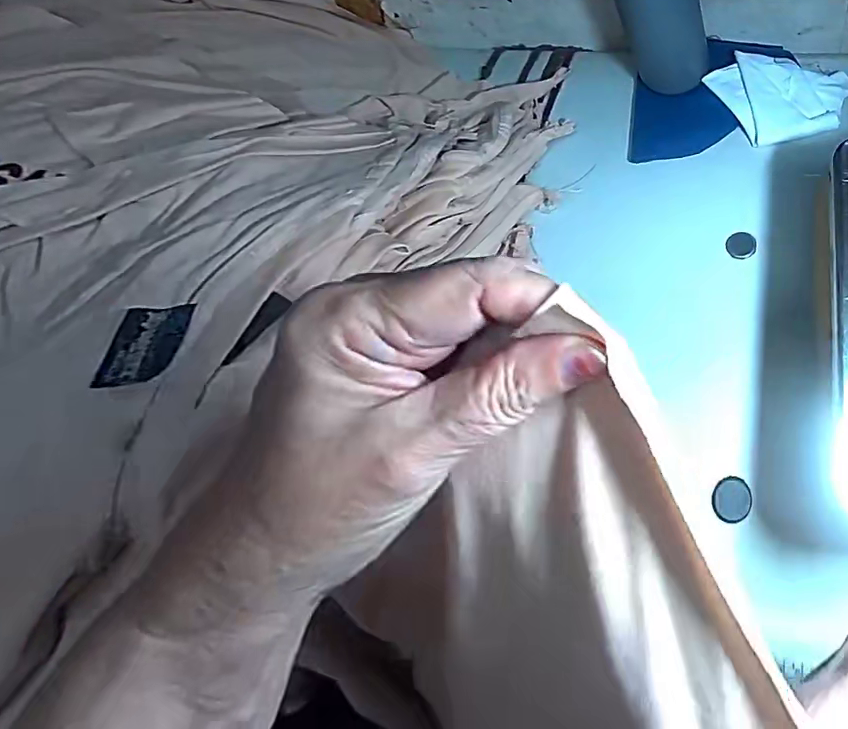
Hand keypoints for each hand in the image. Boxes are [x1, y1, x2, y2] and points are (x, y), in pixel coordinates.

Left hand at [138, 259, 607, 630]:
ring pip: (475, 309)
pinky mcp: (391, 347)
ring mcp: (377, 322)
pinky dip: (498, 355)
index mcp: (351, 314)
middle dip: (534, 321)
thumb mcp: (416, 449)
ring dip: (520, 339)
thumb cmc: (319, 512)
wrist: (255, 563)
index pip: (467, 283)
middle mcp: (364, 300)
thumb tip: (588, 351)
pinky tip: (519, 378)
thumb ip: (501, 391)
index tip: (591, 344)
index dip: (537, 302)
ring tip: (557, 373)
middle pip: (475, 288)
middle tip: (582, 362)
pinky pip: (462, 333)